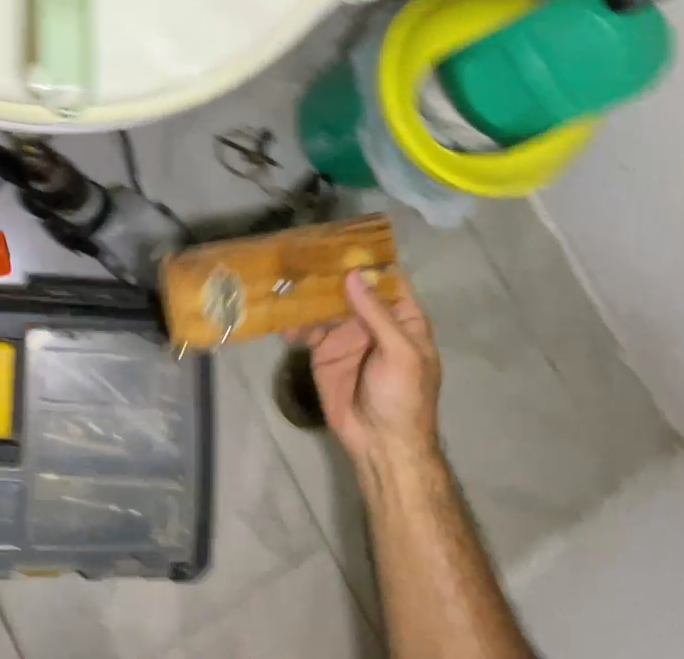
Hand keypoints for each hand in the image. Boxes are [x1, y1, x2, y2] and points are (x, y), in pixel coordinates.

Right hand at [292, 270, 441, 467]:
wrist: (380, 443)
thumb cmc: (403, 396)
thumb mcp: (400, 353)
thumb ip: (376, 314)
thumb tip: (352, 275)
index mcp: (402, 319)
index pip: (387, 281)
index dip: (368, 261)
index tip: (342, 241)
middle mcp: (373, 321)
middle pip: (350, 288)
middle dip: (328, 273)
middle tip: (301, 255)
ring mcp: (346, 335)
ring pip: (325, 305)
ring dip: (307, 295)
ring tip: (285, 281)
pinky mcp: (323, 351)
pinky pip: (307, 328)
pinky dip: (293, 322)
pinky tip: (280, 319)